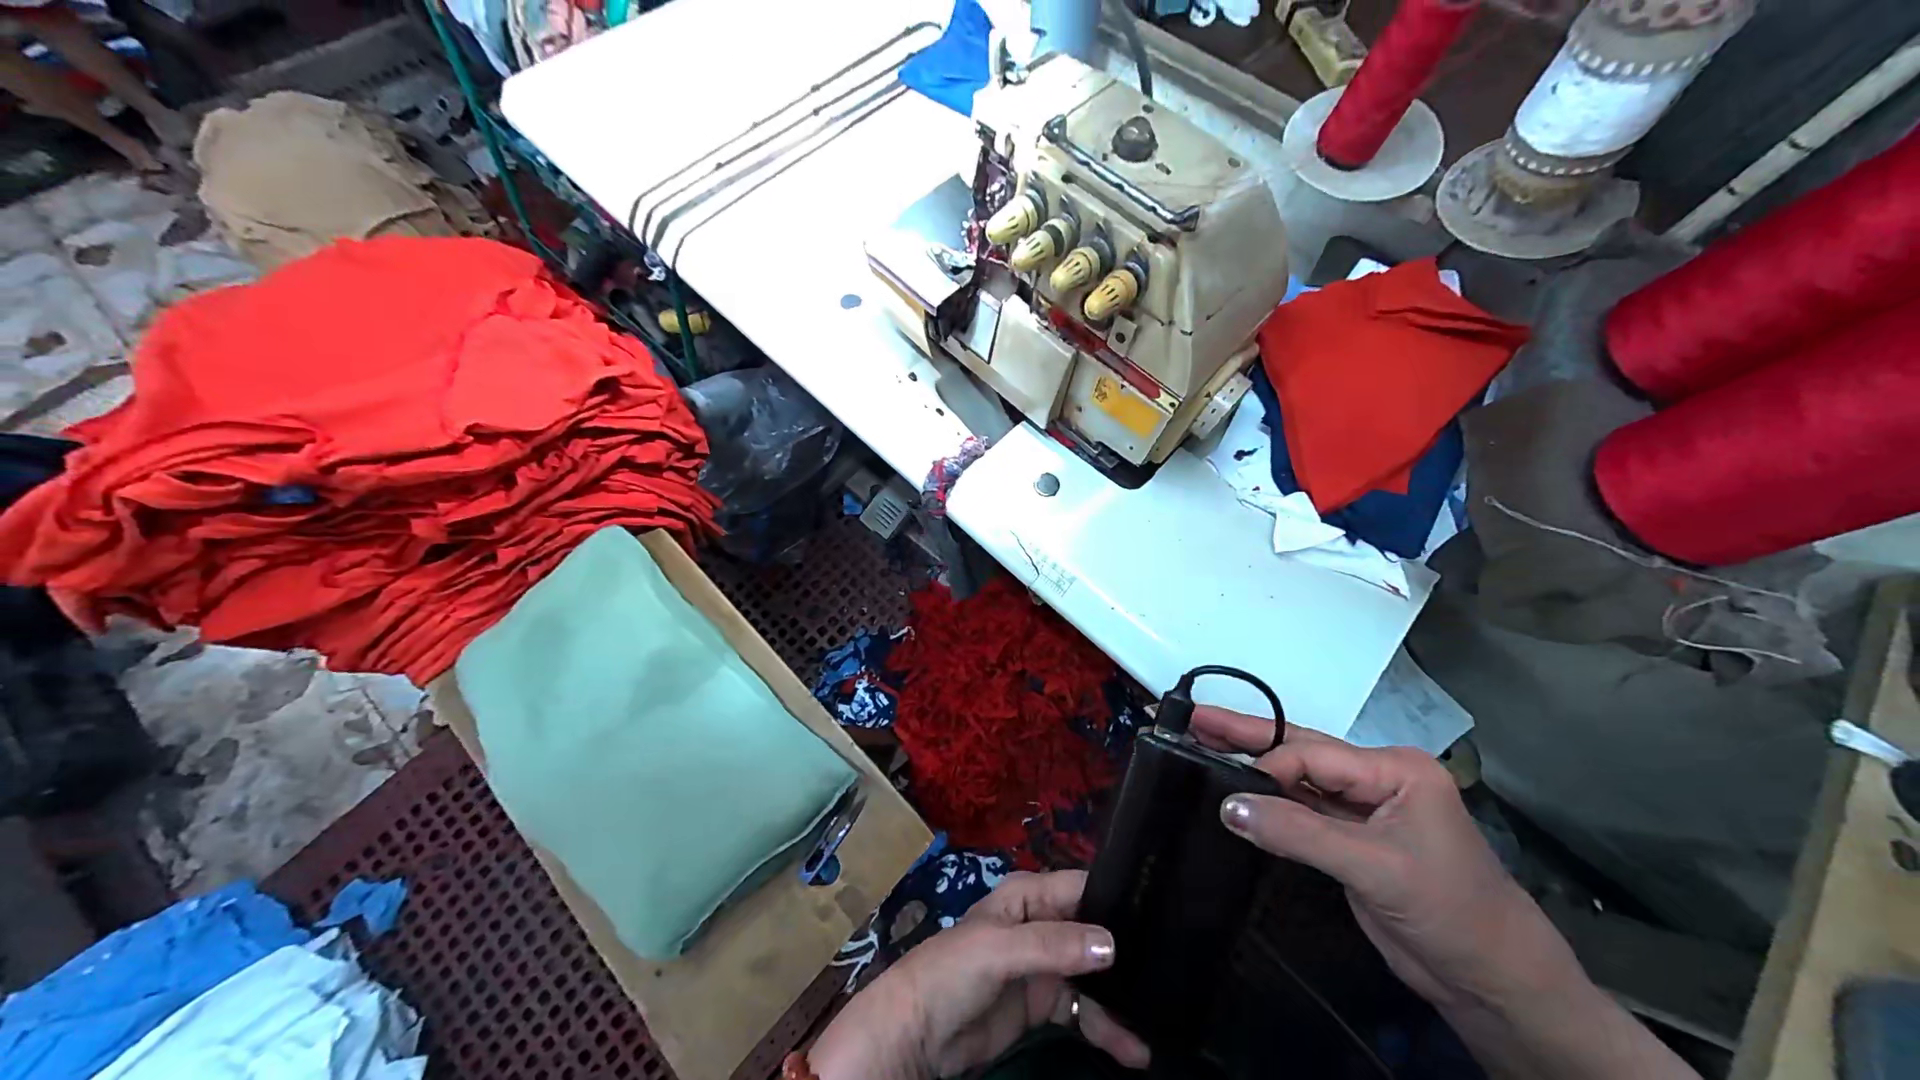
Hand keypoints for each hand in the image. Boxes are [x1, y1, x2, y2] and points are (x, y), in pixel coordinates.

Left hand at [809, 870, 1150, 1079]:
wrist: (917, 1033)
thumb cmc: (952, 971)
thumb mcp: (999, 950)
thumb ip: (1053, 945)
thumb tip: (1112, 943)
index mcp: (1027, 895)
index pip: (1080, 887)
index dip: (1116, 898)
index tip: (1162, 915)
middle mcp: (1040, 924)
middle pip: (1093, 931)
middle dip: (1126, 951)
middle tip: (1172, 973)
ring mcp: (1043, 965)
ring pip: (1093, 975)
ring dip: (1120, 999)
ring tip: (1154, 1027)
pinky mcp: (1043, 1003)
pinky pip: (1083, 1010)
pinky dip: (1106, 1027)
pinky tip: (1132, 1049)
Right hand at [1191, 707, 1563, 1011]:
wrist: (1492, 980)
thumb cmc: (1451, 911)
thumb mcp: (1376, 868)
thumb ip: (1299, 832)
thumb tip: (1228, 807)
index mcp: (1395, 769)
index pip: (1312, 755)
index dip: (1267, 767)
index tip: (1226, 786)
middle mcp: (1376, 778)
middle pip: (1299, 751)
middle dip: (1246, 735)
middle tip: (1194, 718)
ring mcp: (1361, 808)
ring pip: (1296, 778)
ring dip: (1251, 765)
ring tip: (1202, 742)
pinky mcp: (1349, 838)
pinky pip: (1299, 809)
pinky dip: (1266, 801)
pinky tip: (1235, 789)